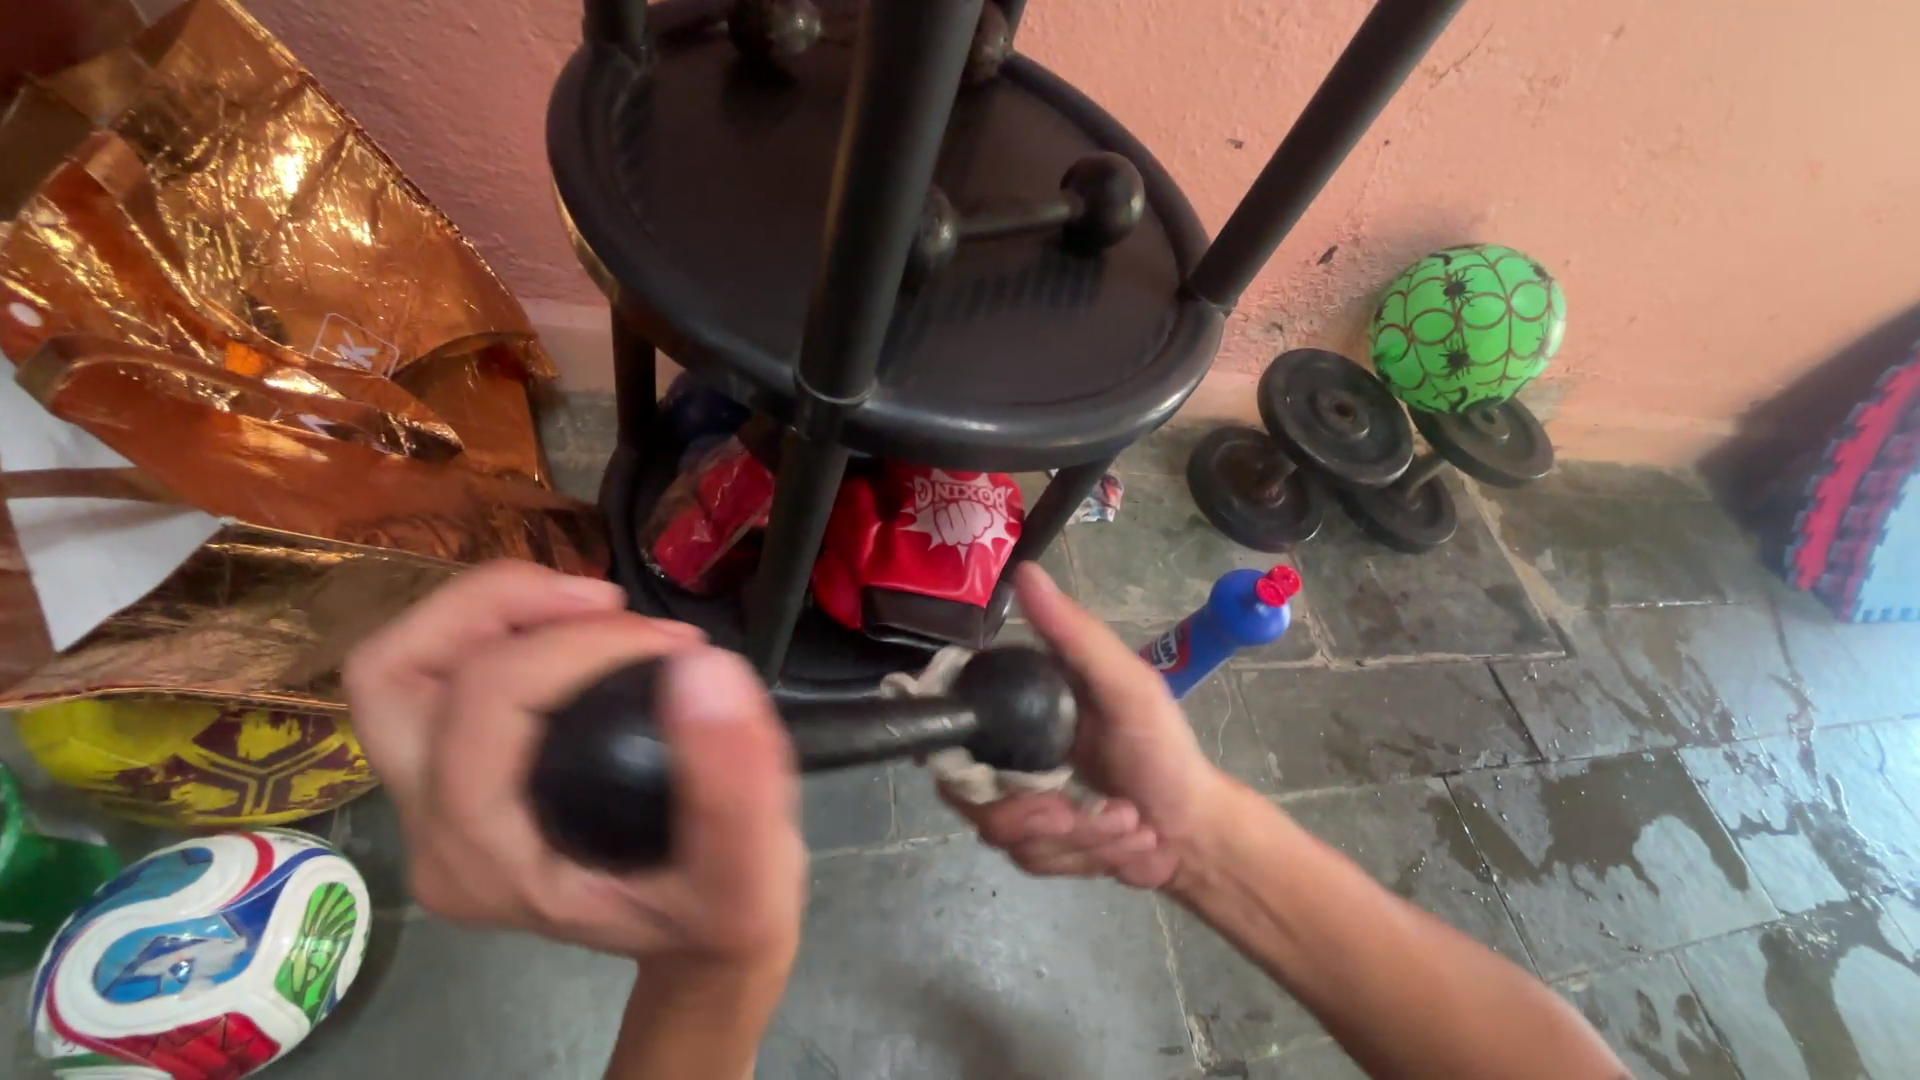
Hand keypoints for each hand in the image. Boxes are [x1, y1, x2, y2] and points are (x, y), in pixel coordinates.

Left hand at [343, 560, 805, 966]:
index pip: (487, 699)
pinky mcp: (458, 778)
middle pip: (399, 673)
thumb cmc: (722, 913)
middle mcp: (436, 830)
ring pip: (408, 666)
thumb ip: (737, 782)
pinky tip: (586, 635)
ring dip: (496, 612)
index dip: (578, 644)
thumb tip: (703, 665)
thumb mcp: (753, 871)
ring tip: (597, 609)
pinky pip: (443, 675)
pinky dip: (506, 630)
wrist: (699, 939)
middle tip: (608, 601)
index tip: (674, 643)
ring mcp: (435, 805)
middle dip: (502, 607)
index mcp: (487, 855)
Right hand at [944, 563, 1231, 888]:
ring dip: (1077, 836)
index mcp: (1019, 706)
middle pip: (969, 791)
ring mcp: (1016, 801)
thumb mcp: (1126, 685)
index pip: (954, 721)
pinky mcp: (1034, 845)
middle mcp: (1005, 752)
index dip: (961, 750)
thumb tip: (1024, 572)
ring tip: (1126, 823)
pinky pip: (1028, 859)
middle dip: (1040, 813)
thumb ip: (1076, 635)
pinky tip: (1120, 843)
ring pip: (1003, 831)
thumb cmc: (1163, 750)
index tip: (1011, 774)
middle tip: (1095, 811)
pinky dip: (1082, 857)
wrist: (1193, 832)